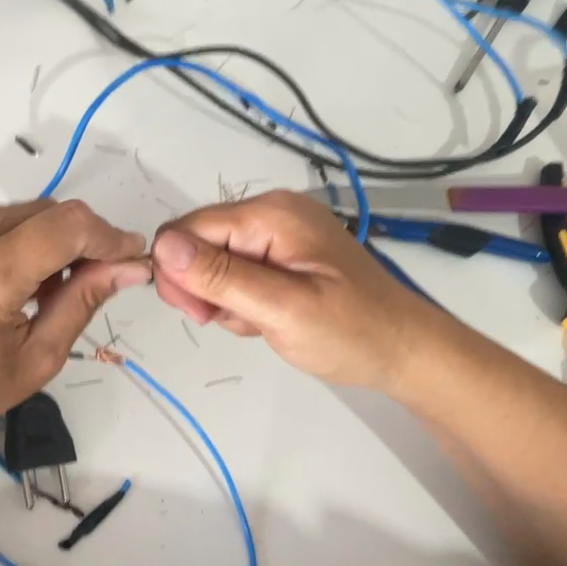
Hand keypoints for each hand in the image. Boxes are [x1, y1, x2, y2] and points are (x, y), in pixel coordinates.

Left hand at [0, 199, 149, 454]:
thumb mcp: (39, 357)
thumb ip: (84, 301)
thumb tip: (131, 267)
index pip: (65, 227)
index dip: (107, 236)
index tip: (130, 257)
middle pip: (42, 211)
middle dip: (78, 239)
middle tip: (90, 280)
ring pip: (14, 212)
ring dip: (43, 238)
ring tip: (43, 289)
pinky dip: (10, 239)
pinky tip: (10, 280)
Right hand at [151, 191, 451, 392]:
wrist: (404, 351)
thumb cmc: (350, 332)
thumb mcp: (281, 308)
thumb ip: (220, 277)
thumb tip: (162, 246)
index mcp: (270, 215)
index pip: (188, 229)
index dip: (179, 272)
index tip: (201, 313)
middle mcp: (270, 213)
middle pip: (196, 243)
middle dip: (201, 288)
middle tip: (230, 320)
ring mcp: (277, 234)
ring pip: (211, 263)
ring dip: (221, 299)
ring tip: (257, 322)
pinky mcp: (281, 256)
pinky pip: (234, 274)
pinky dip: (239, 301)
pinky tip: (265, 319)